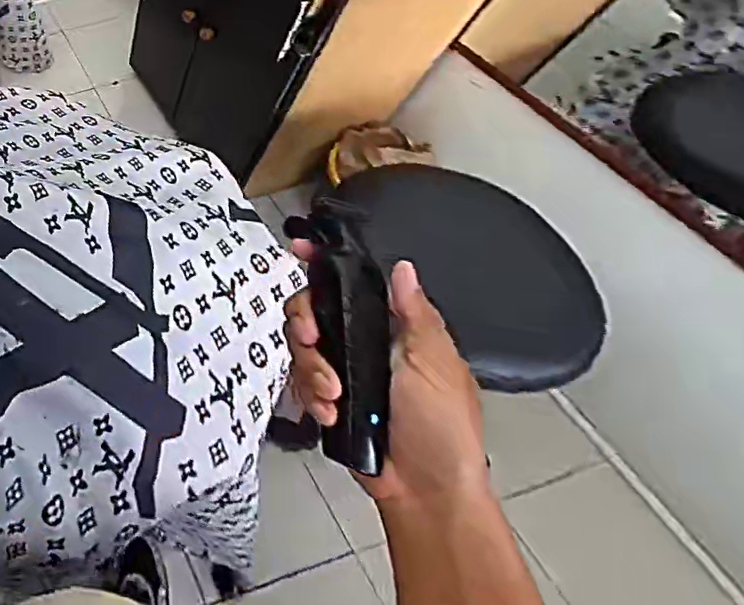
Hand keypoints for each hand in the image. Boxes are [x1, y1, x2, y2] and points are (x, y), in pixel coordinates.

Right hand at [282, 244, 487, 507]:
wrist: (424, 495)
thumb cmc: (443, 430)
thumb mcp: (437, 364)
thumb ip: (415, 314)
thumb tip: (403, 269)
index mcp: (392, 327)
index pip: (352, 283)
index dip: (324, 264)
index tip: (300, 250)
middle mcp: (363, 342)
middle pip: (313, 308)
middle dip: (304, 320)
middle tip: (311, 338)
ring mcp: (343, 369)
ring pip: (302, 345)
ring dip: (310, 367)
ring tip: (333, 394)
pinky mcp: (328, 396)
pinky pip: (301, 381)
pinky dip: (310, 394)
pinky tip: (331, 412)